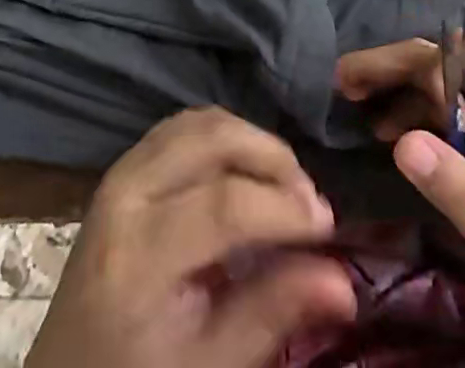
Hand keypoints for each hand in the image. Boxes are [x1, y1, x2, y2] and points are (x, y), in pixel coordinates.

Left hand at [25, 108, 356, 367]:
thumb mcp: (209, 365)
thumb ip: (273, 312)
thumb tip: (344, 281)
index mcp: (138, 255)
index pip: (225, 205)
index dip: (286, 209)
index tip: (329, 229)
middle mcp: (125, 194)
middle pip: (212, 139)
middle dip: (273, 159)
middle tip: (309, 202)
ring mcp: (120, 173)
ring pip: (198, 121)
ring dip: (251, 142)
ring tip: (283, 186)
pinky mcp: (125, 167)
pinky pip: (182, 127)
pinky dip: (224, 136)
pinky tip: (245, 171)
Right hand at [337, 39, 464, 367]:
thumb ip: (462, 194)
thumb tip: (401, 141)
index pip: (463, 60)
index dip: (410, 65)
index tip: (361, 88)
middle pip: (451, 58)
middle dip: (395, 64)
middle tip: (344, 84)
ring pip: (451, 77)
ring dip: (403, 84)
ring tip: (359, 109)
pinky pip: (459, 105)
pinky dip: (421, 109)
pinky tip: (396, 135)